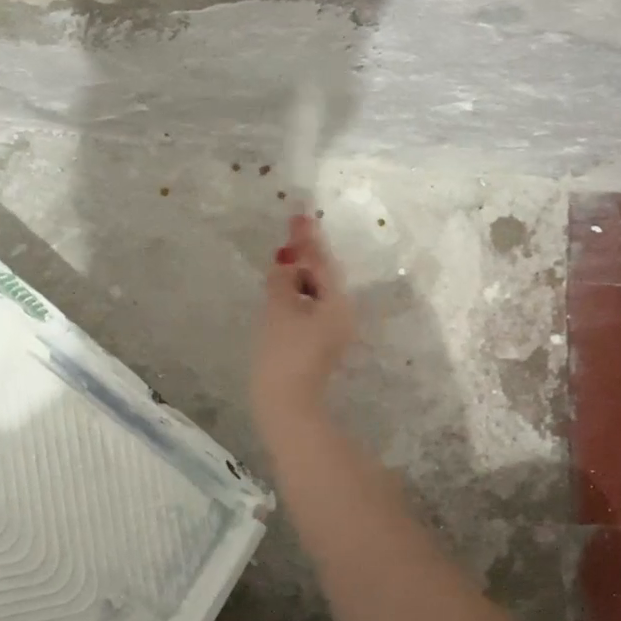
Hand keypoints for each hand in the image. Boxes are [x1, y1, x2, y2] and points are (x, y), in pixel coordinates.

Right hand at [251, 214, 354, 435]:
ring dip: (299, 275)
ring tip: (283, 257)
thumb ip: (282, 279)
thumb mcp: (279, 309)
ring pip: (316, 293)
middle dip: (305, 255)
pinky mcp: (318, 346)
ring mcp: (332, 332)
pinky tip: (282, 290)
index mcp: (337, 302)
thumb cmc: (283, 354)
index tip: (300, 215)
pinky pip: (309, 308)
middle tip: (290, 232)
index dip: (308, 238)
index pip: (321, 261)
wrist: (286, 406)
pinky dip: (297, 294)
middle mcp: (341, 314)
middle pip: (323, 276)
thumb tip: (286, 264)